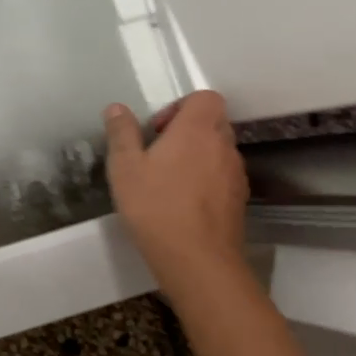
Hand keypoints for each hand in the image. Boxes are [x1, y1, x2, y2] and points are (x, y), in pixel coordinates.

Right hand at [102, 91, 247, 284]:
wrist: (196, 259)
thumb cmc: (155, 206)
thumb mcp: (124, 167)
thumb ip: (121, 133)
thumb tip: (116, 108)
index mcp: (196, 130)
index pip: (205, 97)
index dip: (180, 105)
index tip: (158, 129)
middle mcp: (223, 146)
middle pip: (213, 121)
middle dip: (187, 130)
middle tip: (158, 152)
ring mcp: (235, 173)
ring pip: (218, 150)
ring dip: (197, 155)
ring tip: (168, 180)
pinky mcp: (239, 199)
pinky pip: (222, 175)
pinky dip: (206, 179)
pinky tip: (182, 202)